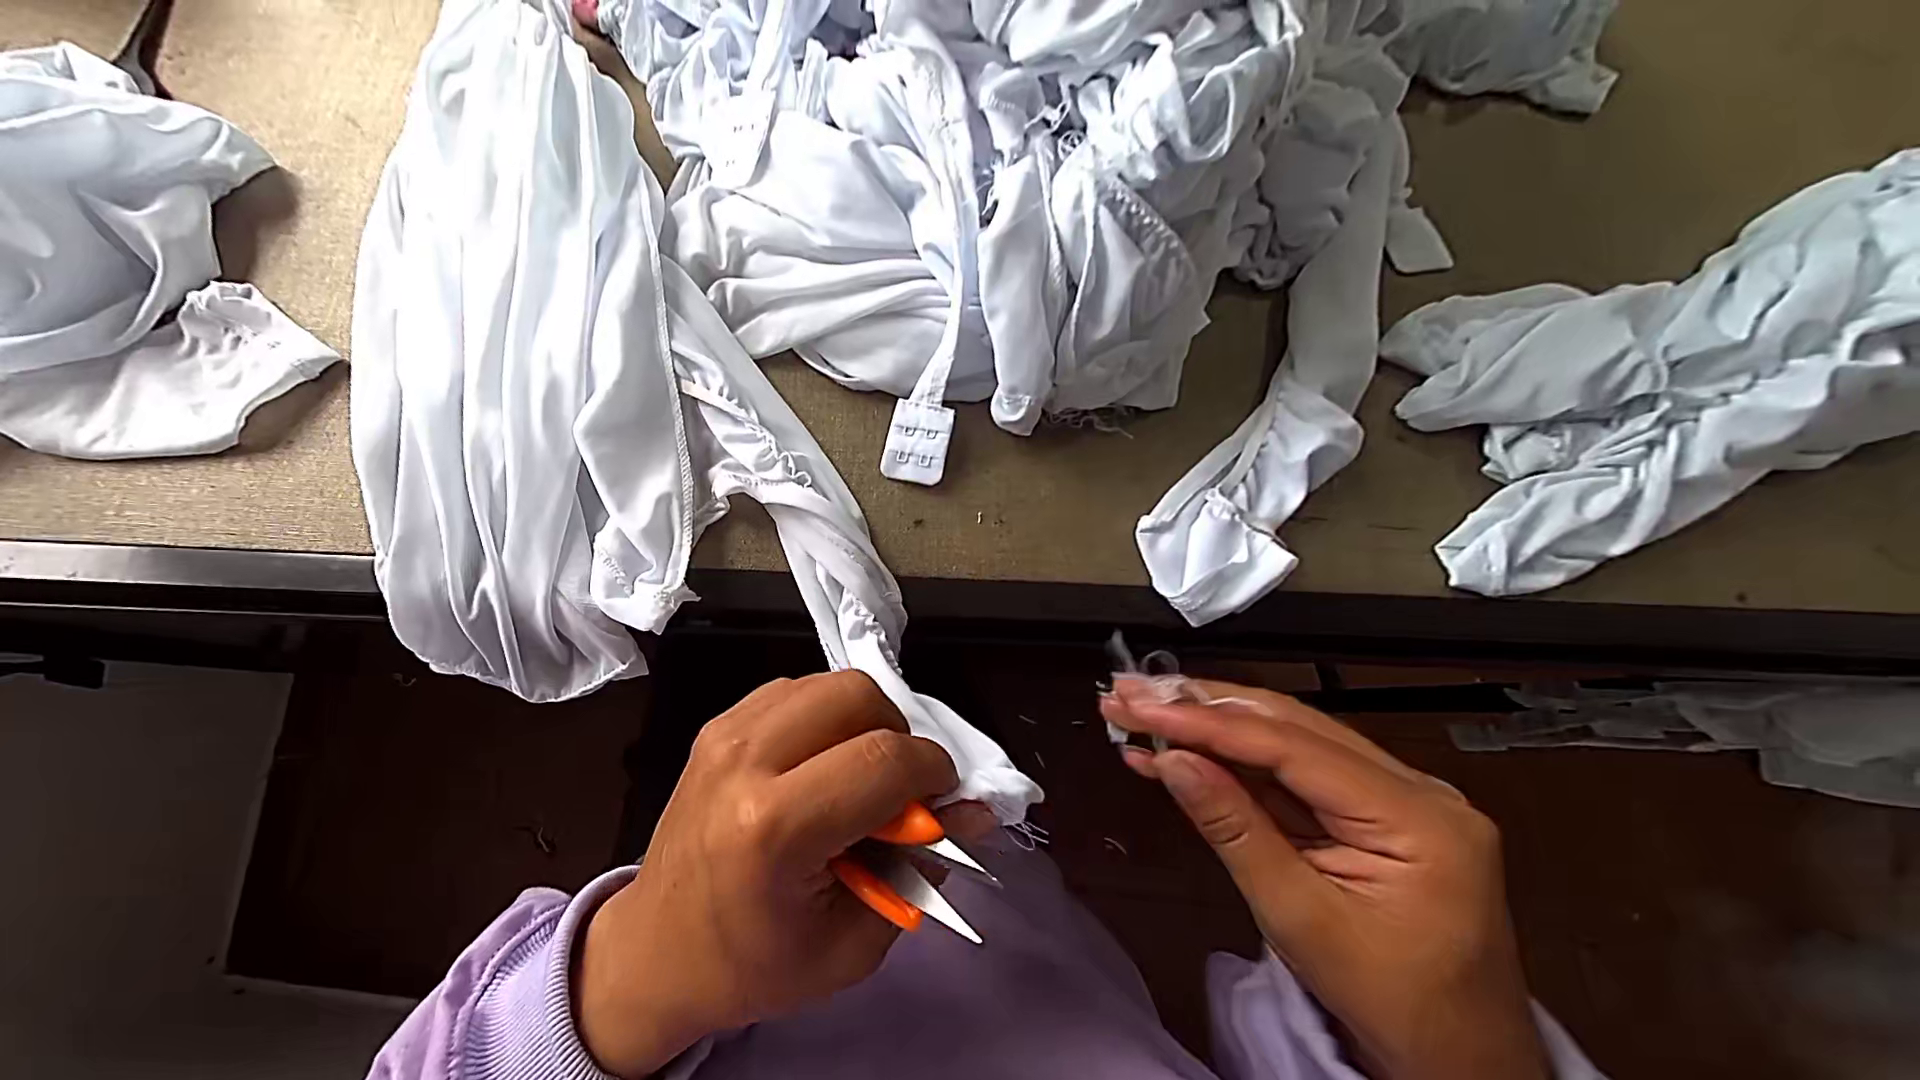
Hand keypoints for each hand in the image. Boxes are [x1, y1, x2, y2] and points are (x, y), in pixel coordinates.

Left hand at [575, 672, 958, 1076]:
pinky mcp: (720, 723)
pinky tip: (821, 760)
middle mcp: (746, 761)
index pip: (885, 761)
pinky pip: (799, 689)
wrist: (655, 952)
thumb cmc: (754, 962)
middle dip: (899, 735)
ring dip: (865, 720)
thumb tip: (970, 811)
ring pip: (832, 683)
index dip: (933, 772)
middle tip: (896, 785)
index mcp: (774, 828)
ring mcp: (727, 733)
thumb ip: (919, 867)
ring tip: (857, 772)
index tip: (939, 799)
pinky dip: (828, 714)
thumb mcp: (853, 942)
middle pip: (859, 695)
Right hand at [1101, 679, 1547, 1079]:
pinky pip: (1290, 772)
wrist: (1461, 1064)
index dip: (1208, 723)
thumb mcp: (1300, 919)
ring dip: (1208, 726)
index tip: (1144, 706)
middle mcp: (1413, 786)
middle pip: (1287, 725)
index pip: (1291, 746)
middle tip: (1131, 690)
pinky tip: (1178, 752)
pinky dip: (1230, 761)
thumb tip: (1174, 761)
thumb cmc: (1390, 1004)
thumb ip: (1235, 828)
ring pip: (1283, 738)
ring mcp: (1393, 793)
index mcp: (1417, 815)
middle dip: (1201, 706)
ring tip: (1141, 710)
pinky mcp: (1367, 808)